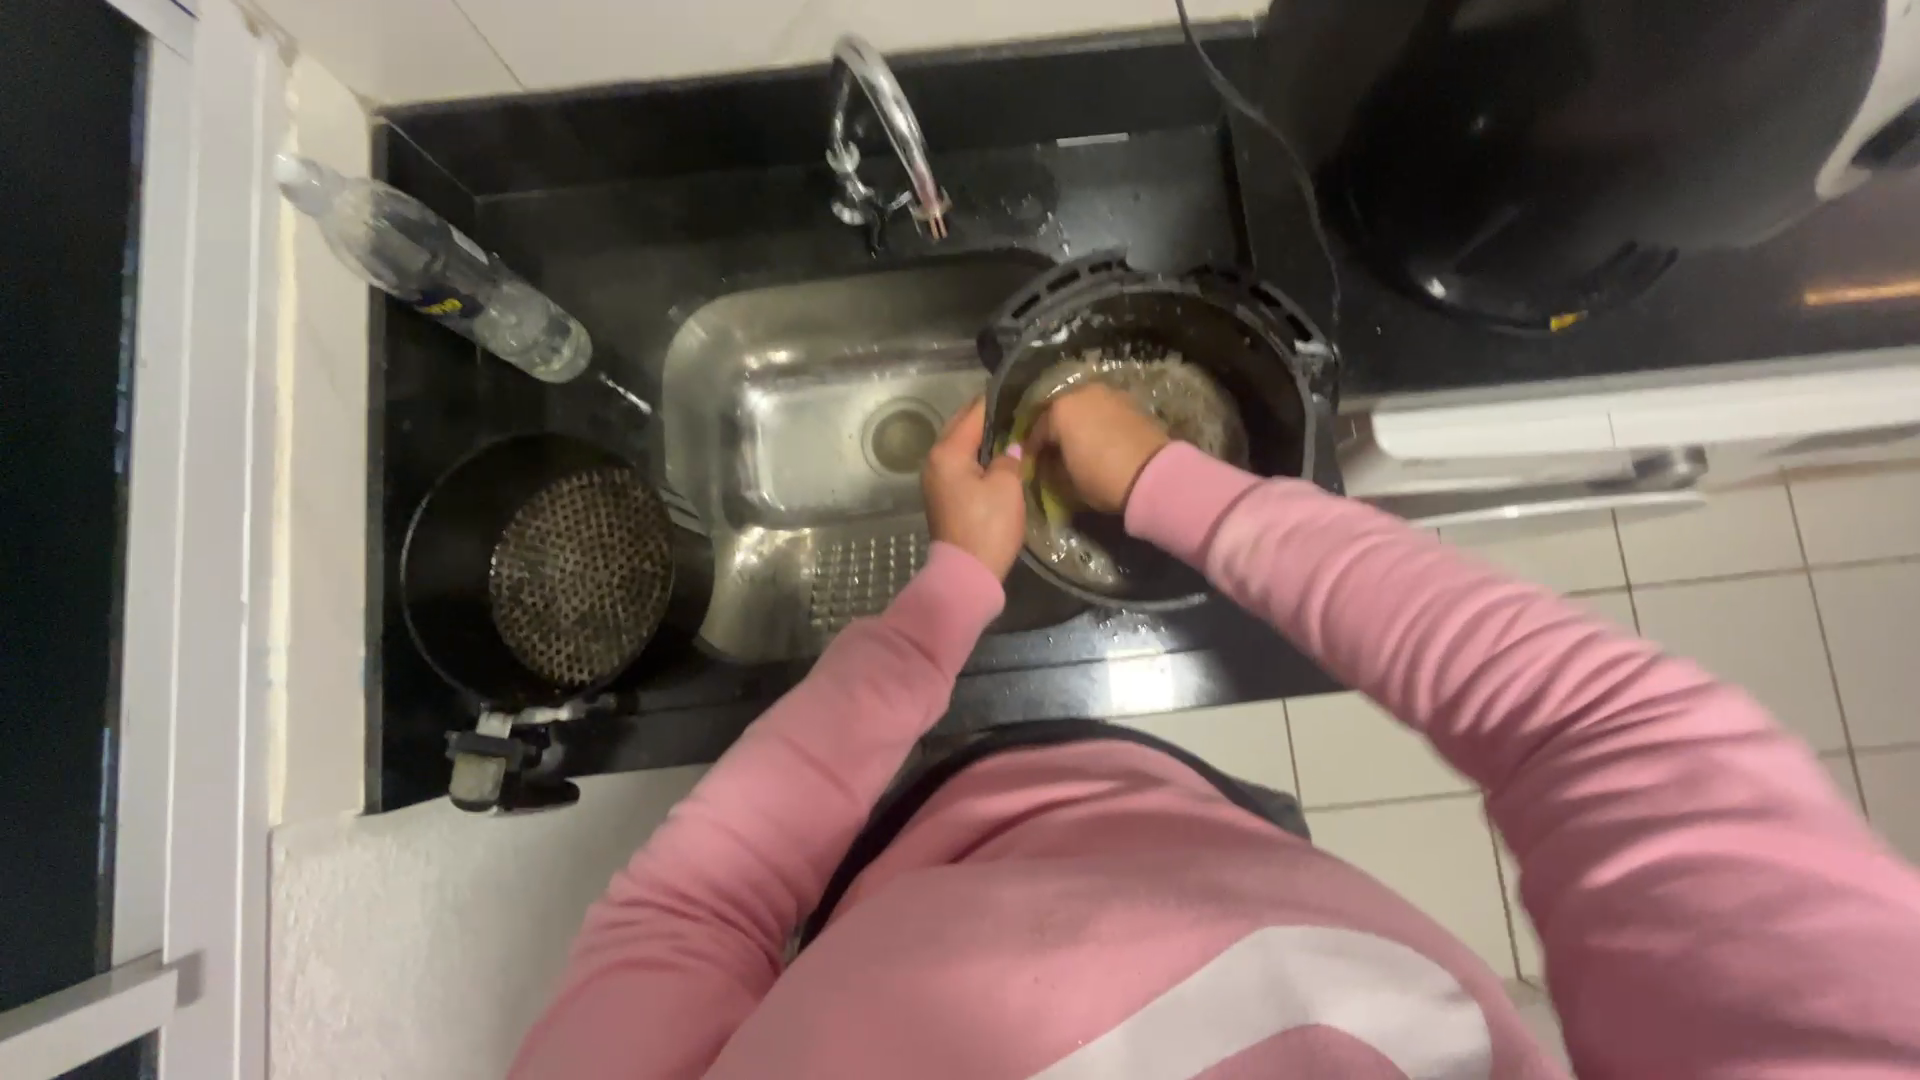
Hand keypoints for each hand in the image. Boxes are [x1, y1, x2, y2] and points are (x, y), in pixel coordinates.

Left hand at [923, 399, 1026, 578]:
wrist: (966, 574)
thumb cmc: (987, 527)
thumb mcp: (1006, 487)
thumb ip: (1009, 458)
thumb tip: (1010, 447)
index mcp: (947, 451)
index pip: (974, 412)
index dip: (997, 400)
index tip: (1018, 389)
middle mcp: (934, 460)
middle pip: (962, 426)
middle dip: (987, 417)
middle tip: (1018, 409)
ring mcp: (935, 480)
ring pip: (960, 446)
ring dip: (982, 438)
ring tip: (1011, 430)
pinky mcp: (942, 496)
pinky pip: (960, 465)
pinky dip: (977, 457)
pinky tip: (997, 457)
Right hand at [1025, 384, 1170, 513]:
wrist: (1152, 475)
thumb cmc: (1101, 478)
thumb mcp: (1066, 482)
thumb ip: (1052, 468)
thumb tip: (1050, 464)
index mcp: (1060, 410)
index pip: (1037, 432)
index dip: (1033, 451)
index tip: (1032, 466)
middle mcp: (1082, 393)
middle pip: (1061, 412)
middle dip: (1056, 431)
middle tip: (1055, 452)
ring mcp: (1110, 394)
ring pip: (1085, 408)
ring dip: (1079, 424)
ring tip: (1080, 444)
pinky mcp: (1132, 402)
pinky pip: (1106, 411)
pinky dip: (1100, 422)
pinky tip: (1101, 439)